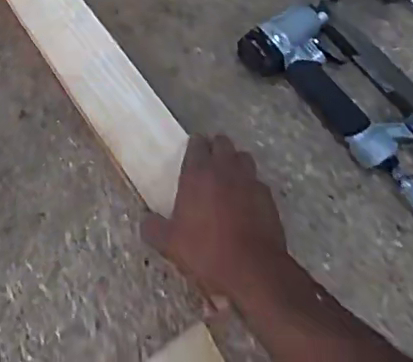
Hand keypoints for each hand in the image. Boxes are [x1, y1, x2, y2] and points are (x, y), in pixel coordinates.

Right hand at [142, 134, 293, 302]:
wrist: (252, 269)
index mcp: (198, 173)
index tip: (191, 154)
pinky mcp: (267, 194)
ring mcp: (248, 178)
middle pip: (221, 142)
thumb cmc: (207, 252)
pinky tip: (246, 202)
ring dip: (235, 162)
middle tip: (209, 164)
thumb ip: (154, 229)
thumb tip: (146, 222)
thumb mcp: (171, 244)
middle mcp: (224, 168)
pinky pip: (257, 180)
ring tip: (229, 179)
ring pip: (242, 156)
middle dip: (215, 148)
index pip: (196, 143)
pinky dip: (250, 185)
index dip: (194, 146)